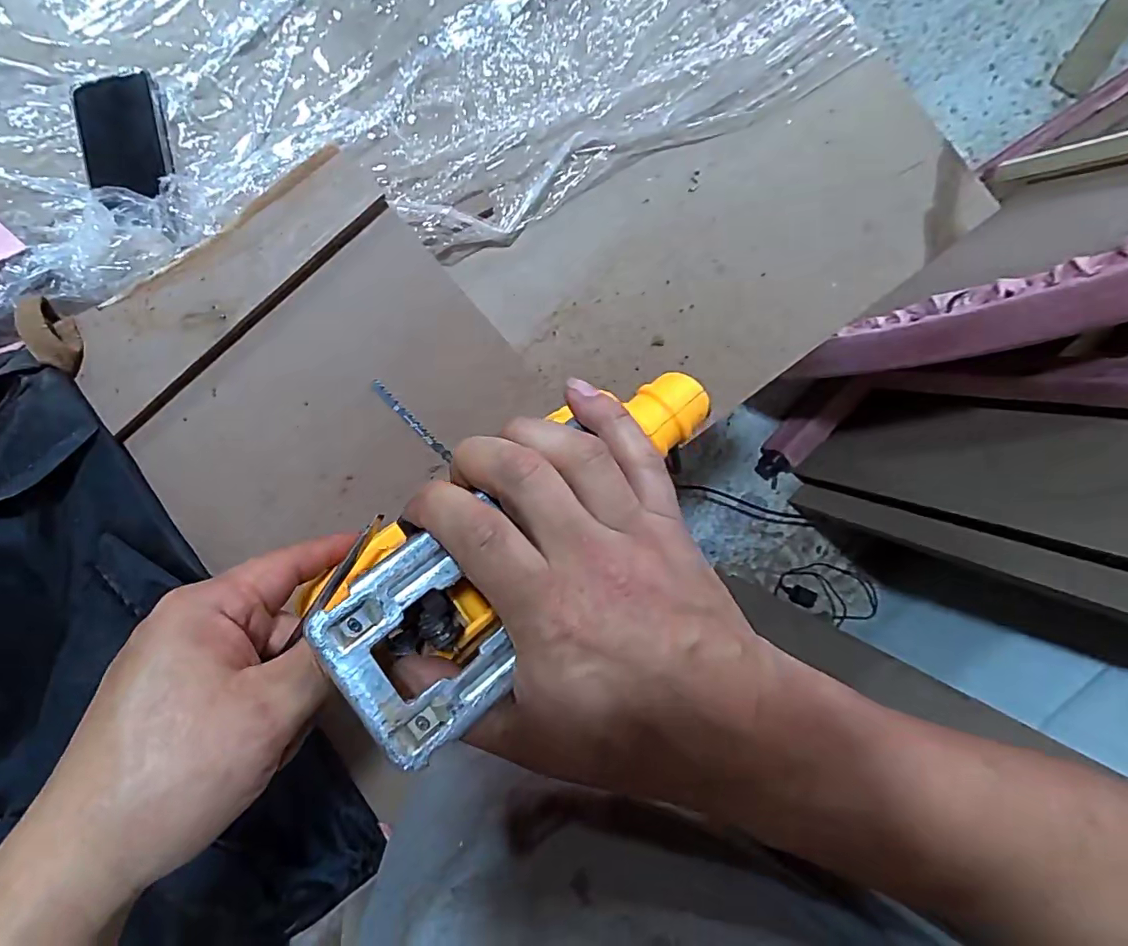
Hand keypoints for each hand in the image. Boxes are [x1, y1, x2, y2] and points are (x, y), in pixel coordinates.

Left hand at [0, 533, 353, 943]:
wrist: (86, 858)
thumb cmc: (181, 766)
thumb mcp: (268, 711)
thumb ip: (324, 660)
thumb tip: (365, 624)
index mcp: (206, 608)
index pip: (285, 565)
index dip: (335, 555)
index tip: (381, 547)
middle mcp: (193, 627)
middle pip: (281, 626)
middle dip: (308, 664)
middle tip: (323, 701)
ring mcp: (183, 668)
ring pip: (267, 667)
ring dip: (284, 702)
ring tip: (270, 747)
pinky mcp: (178, 704)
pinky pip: (244, 693)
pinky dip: (263, 719)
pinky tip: (251, 757)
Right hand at [400, 379, 781, 812]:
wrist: (726, 721)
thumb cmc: (624, 732)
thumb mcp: (527, 738)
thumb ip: (456, 702)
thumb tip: (401, 664)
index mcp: (543, 603)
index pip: (473, 527)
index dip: (433, 504)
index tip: (419, 512)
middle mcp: (584, 549)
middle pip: (519, 471)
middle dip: (473, 457)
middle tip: (459, 478)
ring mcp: (631, 527)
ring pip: (573, 453)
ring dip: (527, 432)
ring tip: (502, 442)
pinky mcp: (666, 520)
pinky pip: (639, 454)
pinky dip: (610, 415)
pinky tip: (580, 388)